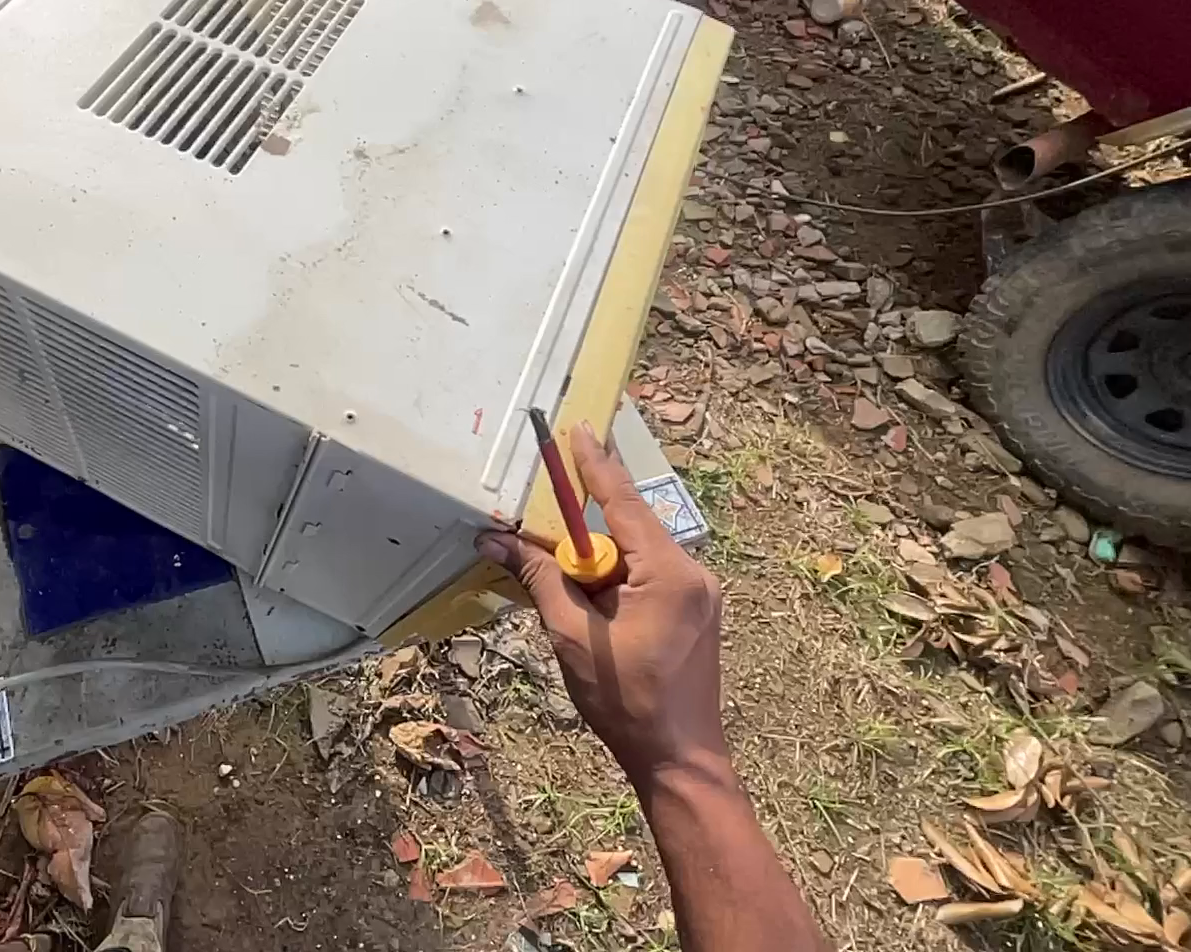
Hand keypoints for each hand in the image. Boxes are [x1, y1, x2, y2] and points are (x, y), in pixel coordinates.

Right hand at [476, 422, 726, 780]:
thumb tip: (494, 539)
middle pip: (625, 529)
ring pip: (632, 555)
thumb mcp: (572, 633)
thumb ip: (538, 577)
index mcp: (670, 574)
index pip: (624, 502)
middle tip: (540, 538)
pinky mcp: (690, 610)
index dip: (595, 465)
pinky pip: (642, 575)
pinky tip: (585, 604)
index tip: (578, 429)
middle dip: (580, 536)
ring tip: (567, 600)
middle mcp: (692, 573)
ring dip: (592, 565)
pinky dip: (607, 579)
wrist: (680, 760)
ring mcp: (696, 593)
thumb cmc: (626, 700)